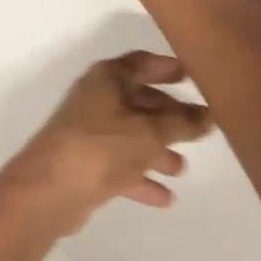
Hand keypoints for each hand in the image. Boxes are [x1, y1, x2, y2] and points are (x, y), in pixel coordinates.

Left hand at [0, 52, 213, 236]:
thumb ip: (182, 123)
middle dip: (168, 115)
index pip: (141, 63)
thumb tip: (208, 114)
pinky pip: (120, 166)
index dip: (166, 67)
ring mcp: (88, 131)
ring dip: (156, 150)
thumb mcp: (150, 132)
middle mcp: (97, 98)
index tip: (192, 75)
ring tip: (182, 168)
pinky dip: (141, 177)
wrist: (51, 188)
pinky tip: (165, 197)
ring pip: (130, 135)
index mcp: (108, 78)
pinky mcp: (85, 163)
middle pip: (139, 101)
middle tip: (200, 128)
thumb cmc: (102, 146)